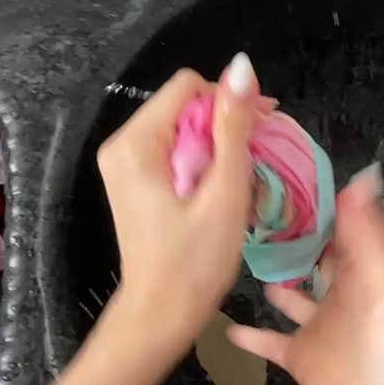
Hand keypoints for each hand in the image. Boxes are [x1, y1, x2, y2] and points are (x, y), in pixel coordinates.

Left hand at [96, 55, 259, 352]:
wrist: (159, 318)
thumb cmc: (194, 263)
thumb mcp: (223, 193)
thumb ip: (233, 128)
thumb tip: (241, 66)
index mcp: (136, 143)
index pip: (187, 86)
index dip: (228, 99)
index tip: (262, 127)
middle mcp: (121, 144)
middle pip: (183, 105)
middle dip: (224, 123)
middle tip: (257, 157)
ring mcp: (124, 163)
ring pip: (181, 127)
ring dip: (217, 144)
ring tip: (241, 176)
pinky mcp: (133, 180)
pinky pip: (173, 150)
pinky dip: (201, 160)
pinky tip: (220, 187)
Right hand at [228, 168, 383, 384]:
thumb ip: (372, 235)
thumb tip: (361, 177)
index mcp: (366, 269)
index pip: (341, 224)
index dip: (316, 200)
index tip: (279, 173)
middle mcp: (341, 291)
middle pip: (314, 254)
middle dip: (289, 232)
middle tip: (246, 208)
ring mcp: (319, 326)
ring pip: (291, 293)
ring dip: (270, 275)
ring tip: (232, 252)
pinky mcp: (302, 358)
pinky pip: (271, 340)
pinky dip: (250, 333)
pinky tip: (222, 322)